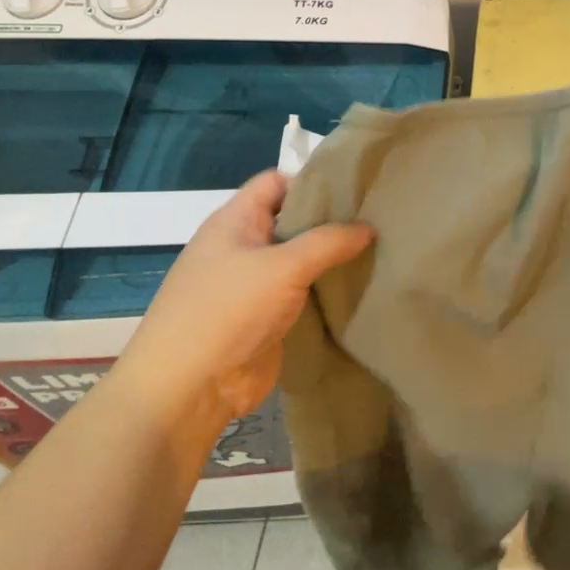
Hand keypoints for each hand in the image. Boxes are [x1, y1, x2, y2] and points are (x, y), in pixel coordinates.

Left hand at [115, 170, 371, 428]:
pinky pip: (304, 292)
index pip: (275, 182)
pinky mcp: (267, 317)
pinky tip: (362, 285)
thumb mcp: (283, 266)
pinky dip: (328, 288)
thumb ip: (329, 241)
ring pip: (301, 259)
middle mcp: (242, 247)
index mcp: (233, 222)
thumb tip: (369, 228)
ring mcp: (254, 285)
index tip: (356, 188)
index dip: (312, 179)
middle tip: (379, 218)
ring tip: (381, 250)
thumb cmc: (227, 312)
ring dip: (333, 257)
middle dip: (332, 219)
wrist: (189, 390)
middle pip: (292, 220)